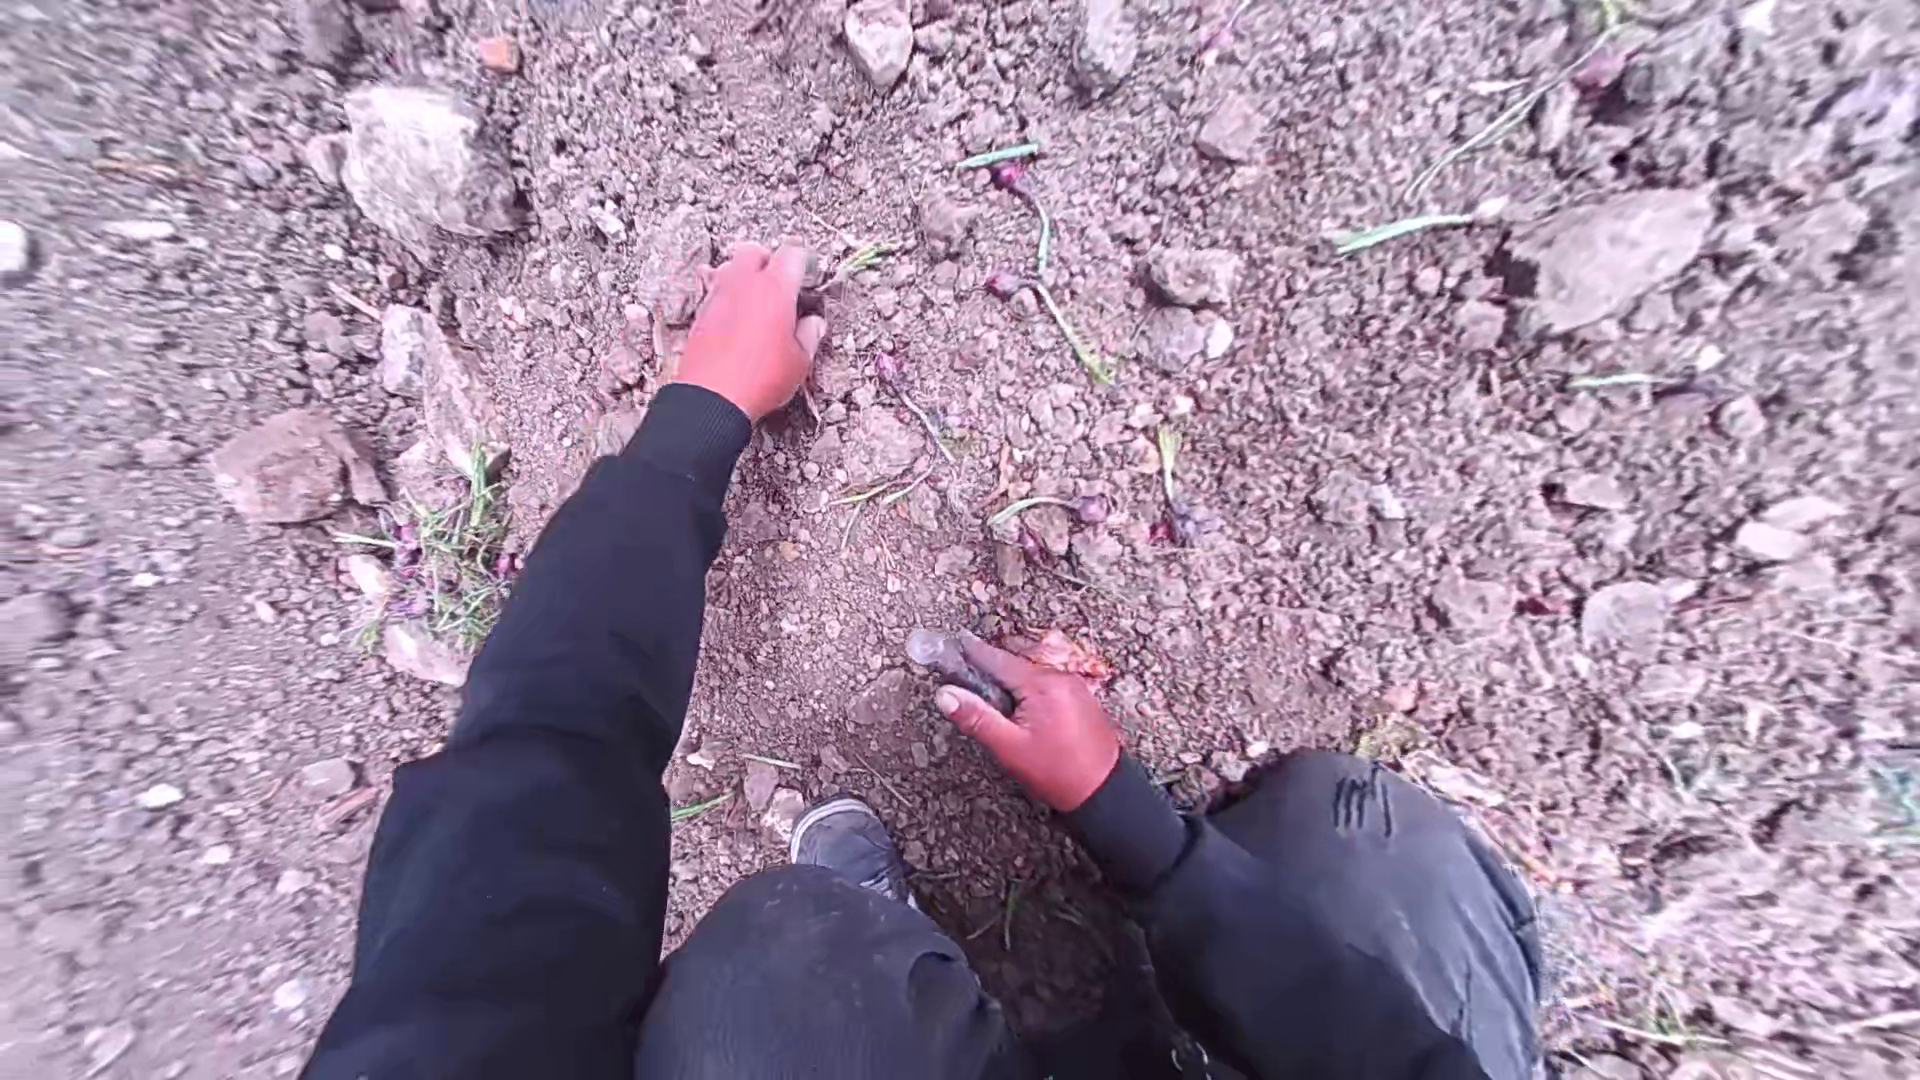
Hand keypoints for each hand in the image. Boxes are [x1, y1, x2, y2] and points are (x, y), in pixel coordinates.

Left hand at [674, 241, 827, 421]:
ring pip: (732, 267)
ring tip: (759, 300)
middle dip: (770, 261)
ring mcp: (718, 295)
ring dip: (746, 276)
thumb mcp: (800, 361)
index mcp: (775, 289)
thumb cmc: (761, 378)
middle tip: (782, 283)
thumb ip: (810, 334)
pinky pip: (716, 289)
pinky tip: (739, 317)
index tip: (810, 274)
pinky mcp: (701, 312)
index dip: (805, 262)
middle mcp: (744, 283)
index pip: (793, 255)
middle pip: (755, 251)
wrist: (714, 397)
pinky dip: (729, 295)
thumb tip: (814, 323)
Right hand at [933, 636, 1119, 811]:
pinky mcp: (1080, 696)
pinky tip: (1018, 705)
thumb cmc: (1058, 773)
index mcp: (1042, 684)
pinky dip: (1027, 686)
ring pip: (1030, 672)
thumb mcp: (1009, 747)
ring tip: (990, 691)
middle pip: (1015, 663)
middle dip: (991, 666)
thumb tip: (946, 695)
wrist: (1105, 791)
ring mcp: (1073, 685)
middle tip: (967, 670)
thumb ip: (976, 718)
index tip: (956, 643)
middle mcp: (1060, 677)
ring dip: (1009, 678)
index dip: (973, 652)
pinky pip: (1046, 681)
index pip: (998, 660)